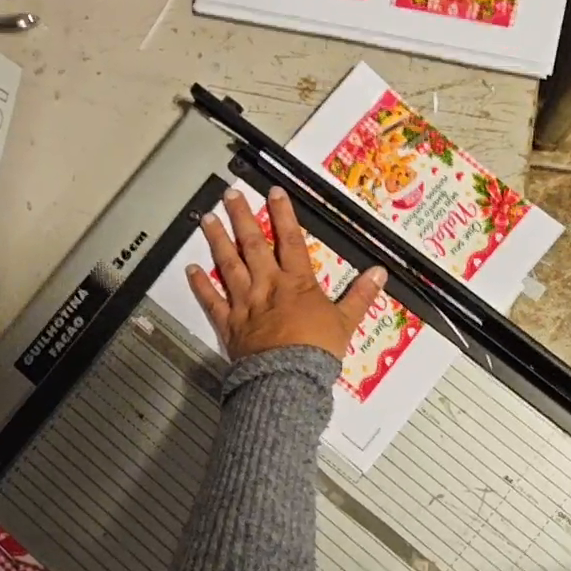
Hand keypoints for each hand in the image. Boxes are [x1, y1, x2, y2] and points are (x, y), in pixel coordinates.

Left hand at [186, 187, 386, 362]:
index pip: (290, 240)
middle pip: (253, 245)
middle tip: (229, 193)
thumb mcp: (346, 321)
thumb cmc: (317, 350)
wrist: (287, 379)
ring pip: (228, 265)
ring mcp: (245, 303)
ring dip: (217, 240)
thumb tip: (380, 272)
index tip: (274, 192)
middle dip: (241, 217)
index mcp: (297, 282)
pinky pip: (212, 301)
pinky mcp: (229, 324)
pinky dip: (201, 285)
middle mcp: (268, 285)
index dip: (283, 214)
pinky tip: (190, 269)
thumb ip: (361, 295)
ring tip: (206, 219)